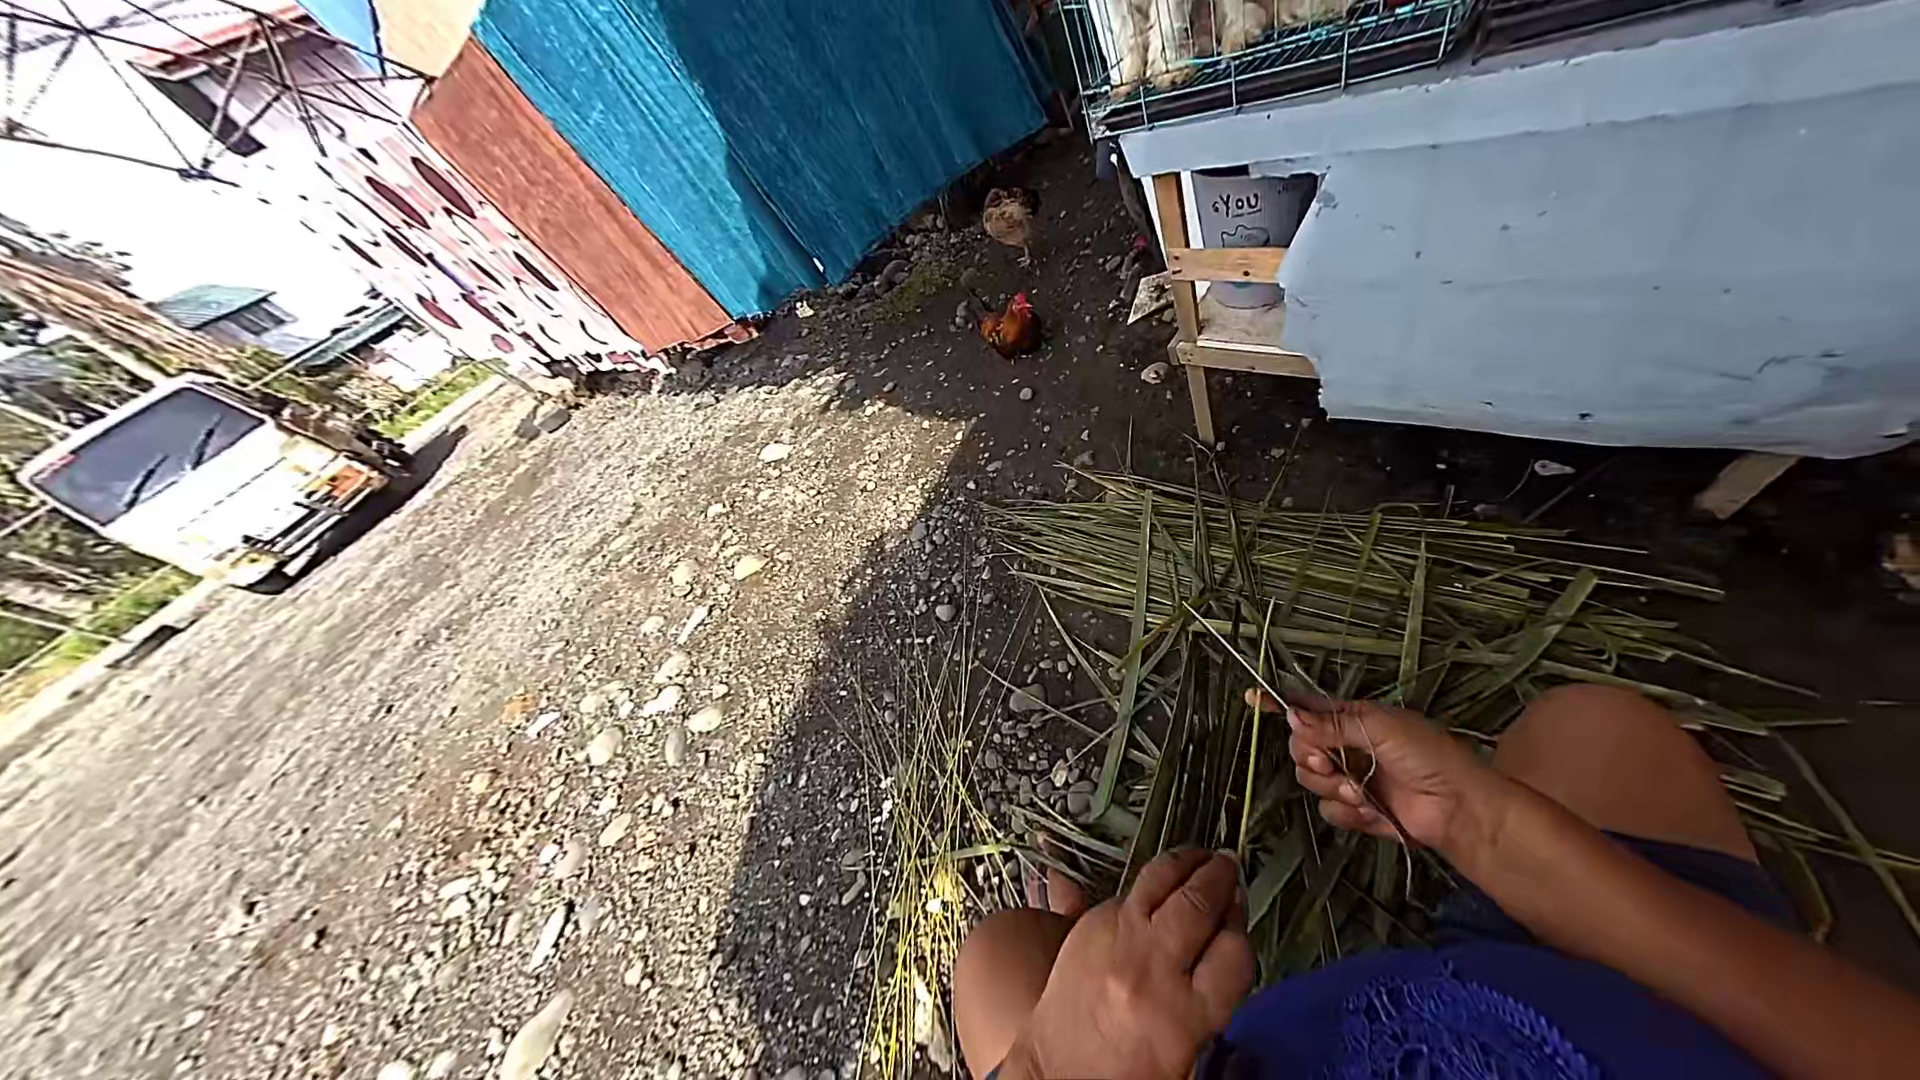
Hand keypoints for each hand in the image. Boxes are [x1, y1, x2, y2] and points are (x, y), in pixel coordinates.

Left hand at [1002, 849, 1253, 1079]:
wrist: (1057, 1071)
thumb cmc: (1123, 1071)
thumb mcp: (1187, 1047)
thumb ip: (1210, 992)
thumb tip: (1228, 938)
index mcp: (1185, 1015)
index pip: (1235, 954)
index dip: (1243, 928)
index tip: (1243, 913)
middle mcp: (1151, 968)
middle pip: (1197, 903)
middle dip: (1219, 877)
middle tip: (1228, 864)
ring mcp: (1118, 938)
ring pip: (1159, 880)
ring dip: (1185, 862)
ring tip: (1200, 855)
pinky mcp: (1090, 923)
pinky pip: (1128, 892)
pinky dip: (1148, 884)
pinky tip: (1160, 879)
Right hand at [1250, 690, 1507, 852]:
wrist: (1463, 810)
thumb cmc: (1428, 756)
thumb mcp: (1378, 728)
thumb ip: (1330, 724)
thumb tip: (1291, 717)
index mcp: (1351, 720)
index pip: (1307, 708)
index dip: (1280, 704)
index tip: (1252, 699)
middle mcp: (1345, 747)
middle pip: (1300, 747)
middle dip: (1311, 758)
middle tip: (1329, 765)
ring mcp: (1351, 779)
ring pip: (1310, 781)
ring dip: (1333, 788)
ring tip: (1361, 793)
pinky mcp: (1358, 810)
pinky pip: (1329, 811)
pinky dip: (1348, 812)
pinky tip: (1371, 812)